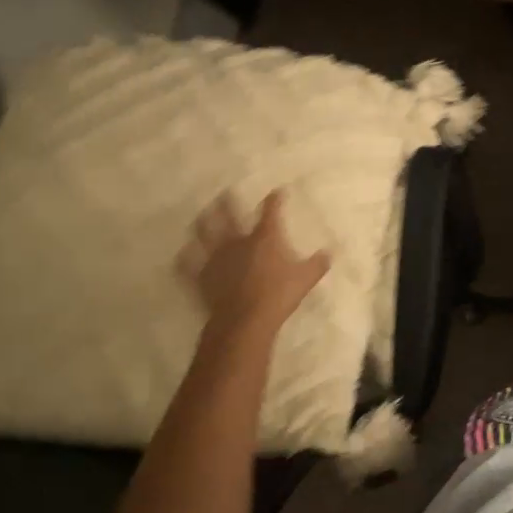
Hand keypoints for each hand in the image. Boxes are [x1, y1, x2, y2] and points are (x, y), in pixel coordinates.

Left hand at [175, 191, 329, 331]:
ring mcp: (216, 257)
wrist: (244, 320)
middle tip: (225, 192)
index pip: (271, 210)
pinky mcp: (200, 276)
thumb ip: (318, 264)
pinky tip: (182, 254)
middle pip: (228, 213)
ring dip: (202, 222)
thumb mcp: (306, 279)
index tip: (278, 191)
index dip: (275, 199)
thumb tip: (330, 252)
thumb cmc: (278, 295)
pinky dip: (185, 258)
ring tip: (201, 216)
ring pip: (204, 232)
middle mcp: (237, 240)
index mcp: (265, 237)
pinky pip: (187, 264)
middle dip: (227, 201)